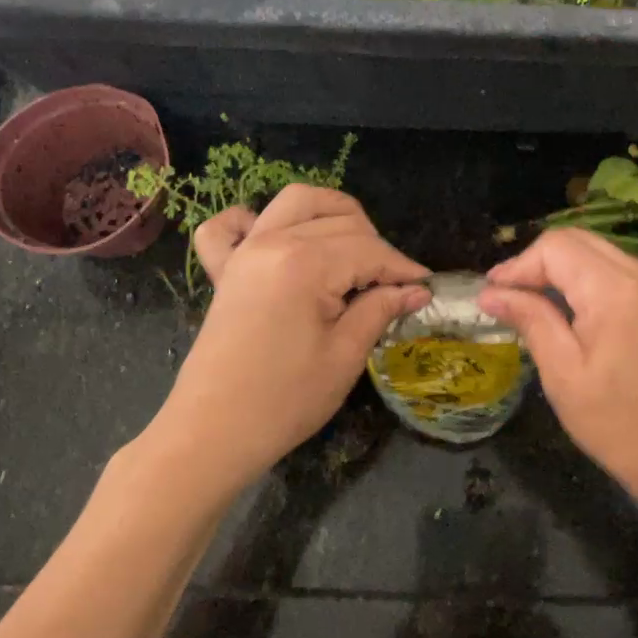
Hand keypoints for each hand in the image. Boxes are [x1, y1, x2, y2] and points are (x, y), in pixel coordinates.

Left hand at [143, 186, 429, 491]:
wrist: (211, 434)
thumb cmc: (284, 401)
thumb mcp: (344, 356)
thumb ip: (380, 310)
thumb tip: (416, 289)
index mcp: (305, 263)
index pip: (369, 250)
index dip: (402, 267)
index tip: (426, 287)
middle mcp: (272, 241)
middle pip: (340, 221)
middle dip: (374, 245)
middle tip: (392, 284)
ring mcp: (244, 252)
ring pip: (294, 202)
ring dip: (330, 213)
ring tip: (352, 248)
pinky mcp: (224, 271)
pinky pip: (229, 226)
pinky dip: (251, 221)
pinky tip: (273, 239)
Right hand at [478, 228, 637, 510]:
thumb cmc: (619, 425)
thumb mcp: (564, 376)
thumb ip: (531, 321)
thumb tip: (491, 292)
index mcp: (615, 290)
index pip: (555, 247)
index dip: (518, 266)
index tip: (490, 294)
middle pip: (576, 240)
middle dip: (536, 262)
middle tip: (506, 297)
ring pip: (595, 251)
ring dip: (559, 269)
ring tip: (529, 303)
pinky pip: (614, 269)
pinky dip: (584, 278)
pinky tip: (567, 309)